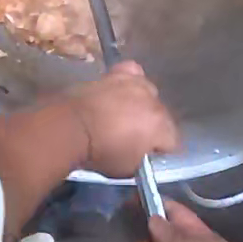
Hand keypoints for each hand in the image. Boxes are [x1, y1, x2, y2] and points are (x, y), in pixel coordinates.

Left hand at [53, 61, 179, 177]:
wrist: (69, 127)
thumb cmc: (99, 152)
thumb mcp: (127, 169)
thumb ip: (143, 159)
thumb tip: (143, 154)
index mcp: (160, 126)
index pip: (173, 141)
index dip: (161, 151)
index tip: (147, 157)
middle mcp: (153, 101)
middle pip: (161, 116)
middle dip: (151, 127)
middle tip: (131, 137)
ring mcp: (134, 84)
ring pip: (148, 93)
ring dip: (140, 103)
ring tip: (123, 114)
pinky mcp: (115, 74)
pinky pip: (131, 72)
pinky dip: (129, 80)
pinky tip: (120, 89)